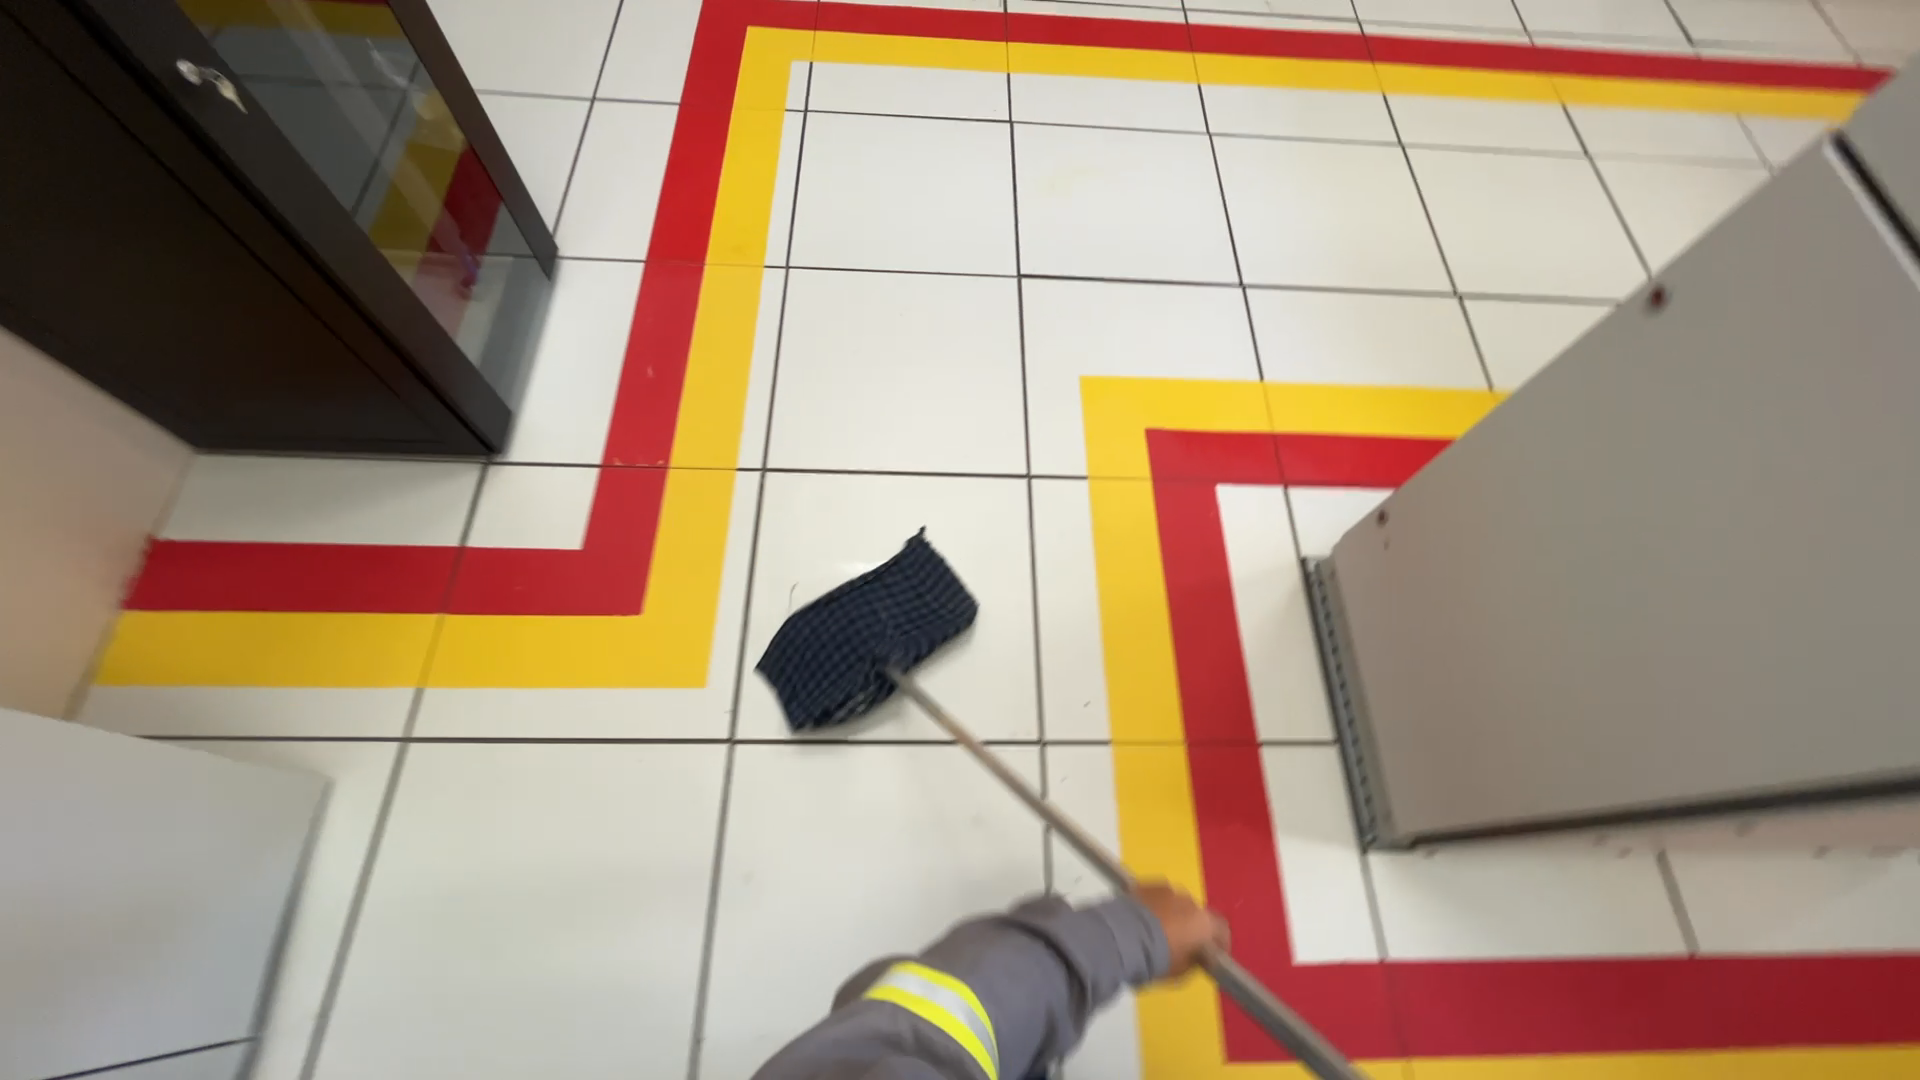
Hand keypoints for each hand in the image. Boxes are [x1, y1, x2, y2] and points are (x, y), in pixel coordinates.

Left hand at [1134, 882, 1228, 979]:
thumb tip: (1195, 956)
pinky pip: (1157, 896)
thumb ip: (1194, 961)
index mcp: (1203, 922)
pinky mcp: (1145, 883)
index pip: (1221, 930)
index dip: (1219, 943)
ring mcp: (1166, 889)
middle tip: (1181, 942)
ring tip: (1159, 930)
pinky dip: (1155, 904)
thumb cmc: (1156, 959)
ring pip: (1176, 902)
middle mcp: (1188, 900)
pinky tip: (1145, 918)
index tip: (1212, 955)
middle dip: (1191, 926)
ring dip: (1172, 913)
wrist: (1121, 937)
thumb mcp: (1182, 971)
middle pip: (1196, 913)